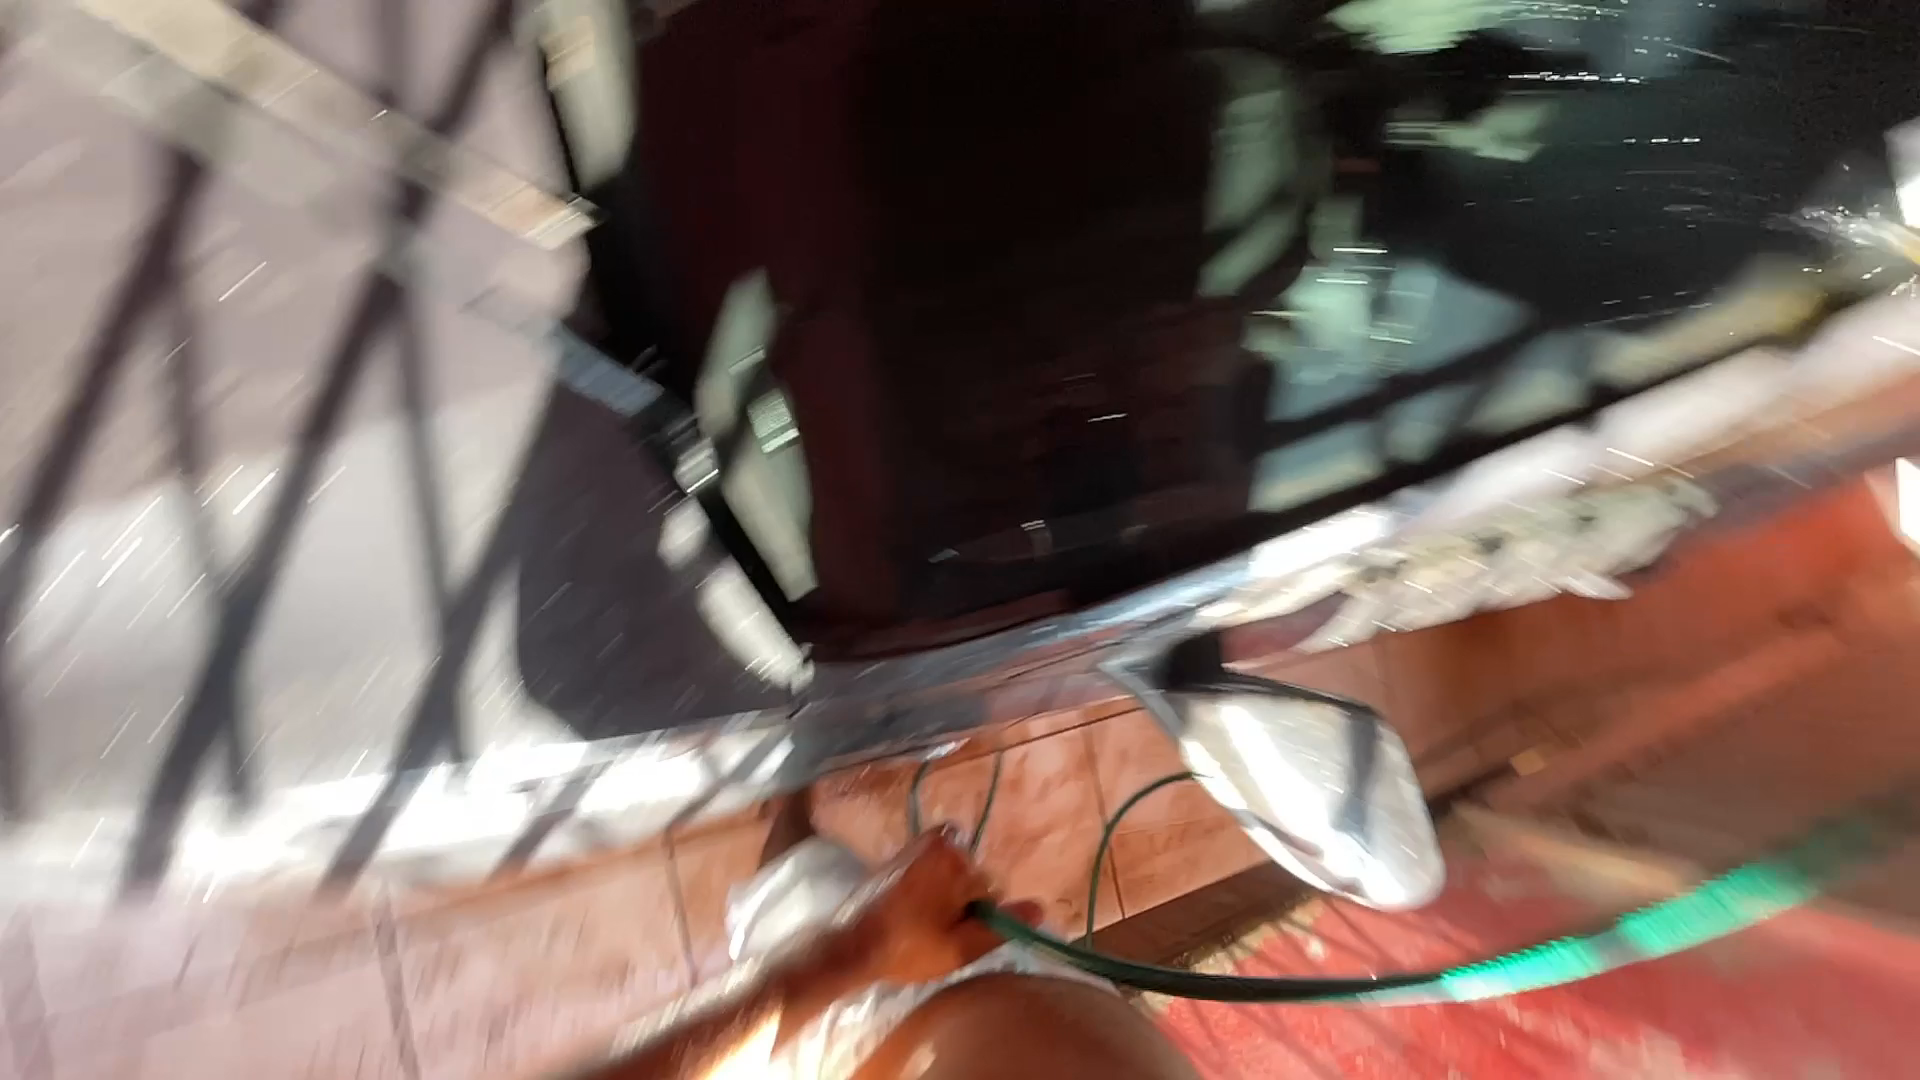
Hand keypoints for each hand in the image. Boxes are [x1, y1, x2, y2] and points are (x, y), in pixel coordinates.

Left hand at [826, 827, 1043, 985]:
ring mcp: (923, 839)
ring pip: (958, 869)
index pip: (990, 890)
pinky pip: (939, 863)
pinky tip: (916, 904)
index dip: (976, 916)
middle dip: (963, 900)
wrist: (852, 941)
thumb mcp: (959, 948)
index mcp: (957, 859)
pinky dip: (936, 880)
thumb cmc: (907, 947)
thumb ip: (1000, 926)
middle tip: (935, 928)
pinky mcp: (908, 847)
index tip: (951, 933)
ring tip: (924, 918)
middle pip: (974, 874)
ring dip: (949, 891)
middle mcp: (943, 838)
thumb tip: (1040, 908)